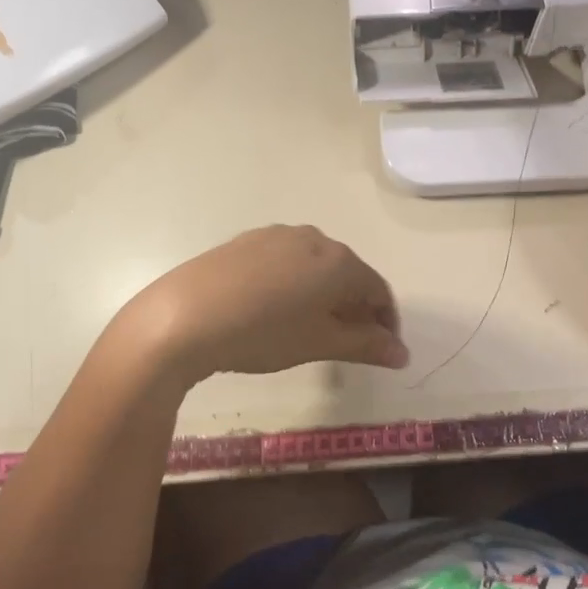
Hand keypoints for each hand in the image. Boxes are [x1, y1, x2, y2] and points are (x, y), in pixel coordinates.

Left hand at [108, 225, 408, 384]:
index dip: (386, 323)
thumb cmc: (263, 333)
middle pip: (348, 274)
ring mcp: (276, 236)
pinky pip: (284, 262)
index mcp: (339, 261)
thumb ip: (366, 345)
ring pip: (315, 266)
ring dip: (324, 295)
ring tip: (310, 329)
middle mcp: (314, 238)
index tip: (383, 351)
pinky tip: (275, 310)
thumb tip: (403, 353)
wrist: (184, 316)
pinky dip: (294, 285)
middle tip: (348, 344)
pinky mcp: (245, 241)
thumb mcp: (320, 344)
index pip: (379, 290)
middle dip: (355, 308)